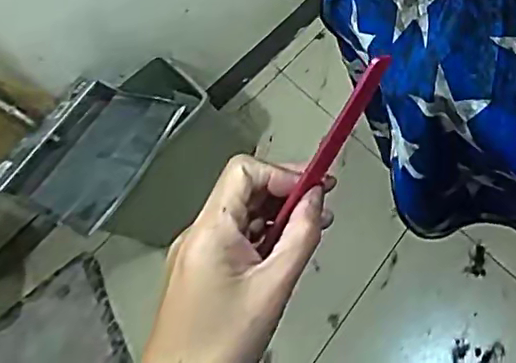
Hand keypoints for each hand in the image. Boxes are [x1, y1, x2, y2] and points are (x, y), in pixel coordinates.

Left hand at [140, 156, 331, 362]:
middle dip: (288, 191)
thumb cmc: (215, 350)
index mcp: (209, 233)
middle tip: (320, 202)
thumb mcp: (275, 284)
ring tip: (309, 230)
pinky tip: (285, 252)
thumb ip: (302, 232)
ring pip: (246, 211)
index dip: (284, 172)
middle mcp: (197, 237)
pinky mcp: (200, 272)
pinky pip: (239, 235)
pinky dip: (267, 235)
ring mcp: (196, 255)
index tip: (314, 185)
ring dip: (281, 214)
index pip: (247, 170)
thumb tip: (316, 197)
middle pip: (248, 187)